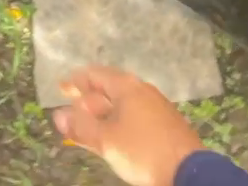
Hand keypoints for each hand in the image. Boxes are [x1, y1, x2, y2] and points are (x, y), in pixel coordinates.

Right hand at [50, 65, 205, 185]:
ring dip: (104, 114)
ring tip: (91, 127)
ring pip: (123, 104)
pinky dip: (119, 122)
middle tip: (73, 112)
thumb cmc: (142, 150)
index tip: (61, 89)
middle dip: (89, 100)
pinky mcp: (166, 124)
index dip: (76, 81)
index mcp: (126, 86)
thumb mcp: (106, 141)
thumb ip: (81, 127)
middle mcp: (142, 90)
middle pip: (109, 89)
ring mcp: (157, 106)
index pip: (95, 75)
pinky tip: (116, 137)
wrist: (189, 173)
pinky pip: (135, 116)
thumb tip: (58, 115)